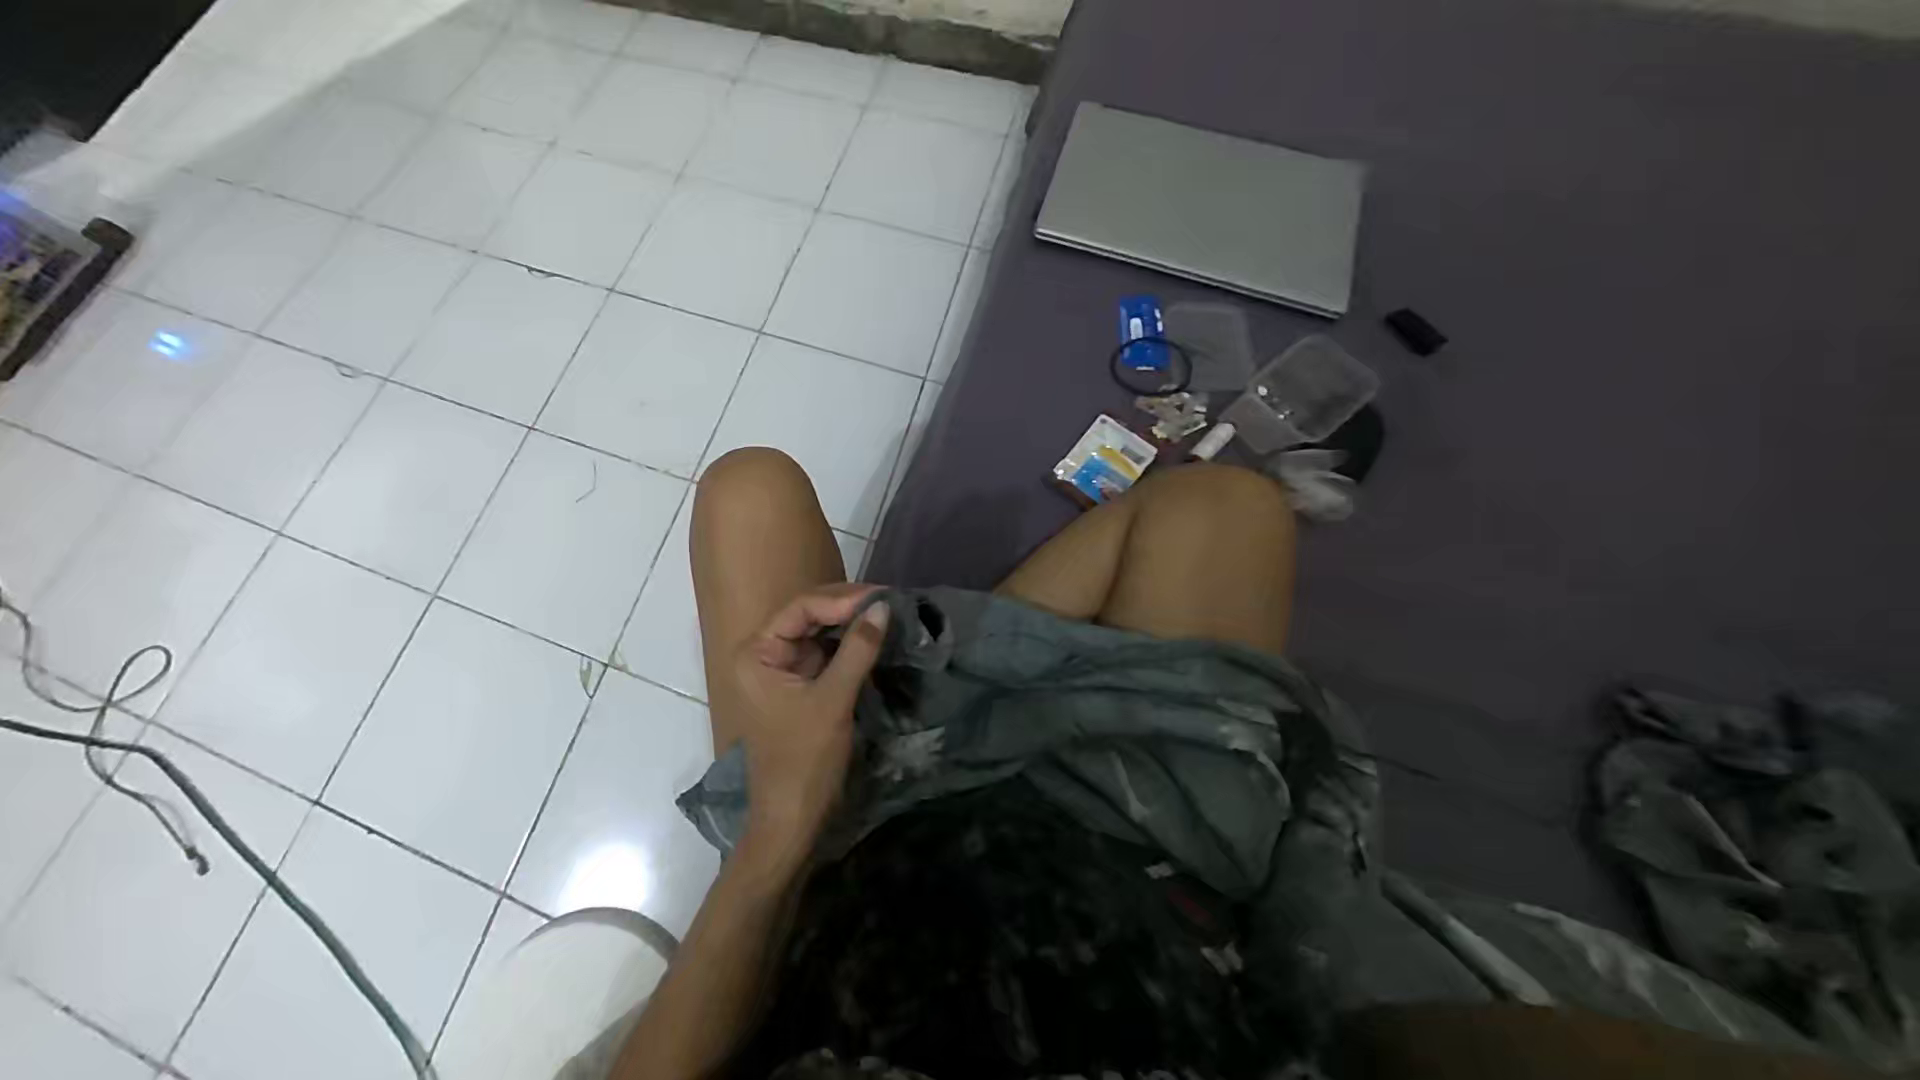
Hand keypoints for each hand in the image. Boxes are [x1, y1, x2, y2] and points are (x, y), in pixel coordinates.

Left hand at [725, 583, 889, 868]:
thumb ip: (858, 649)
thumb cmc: (805, 759)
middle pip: (807, 615)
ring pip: (819, 632)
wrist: (793, 817)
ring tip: (887, 612)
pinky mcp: (801, 685)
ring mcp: (783, 669)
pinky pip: (826, 652)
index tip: (882, 597)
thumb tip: (883, 607)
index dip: (841, 599)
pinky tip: (874, 635)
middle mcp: (764, 654)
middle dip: (847, 606)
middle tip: (889, 601)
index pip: (800, 608)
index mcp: (756, 653)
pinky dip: (849, 644)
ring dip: (851, 622)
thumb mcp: (833, 700)